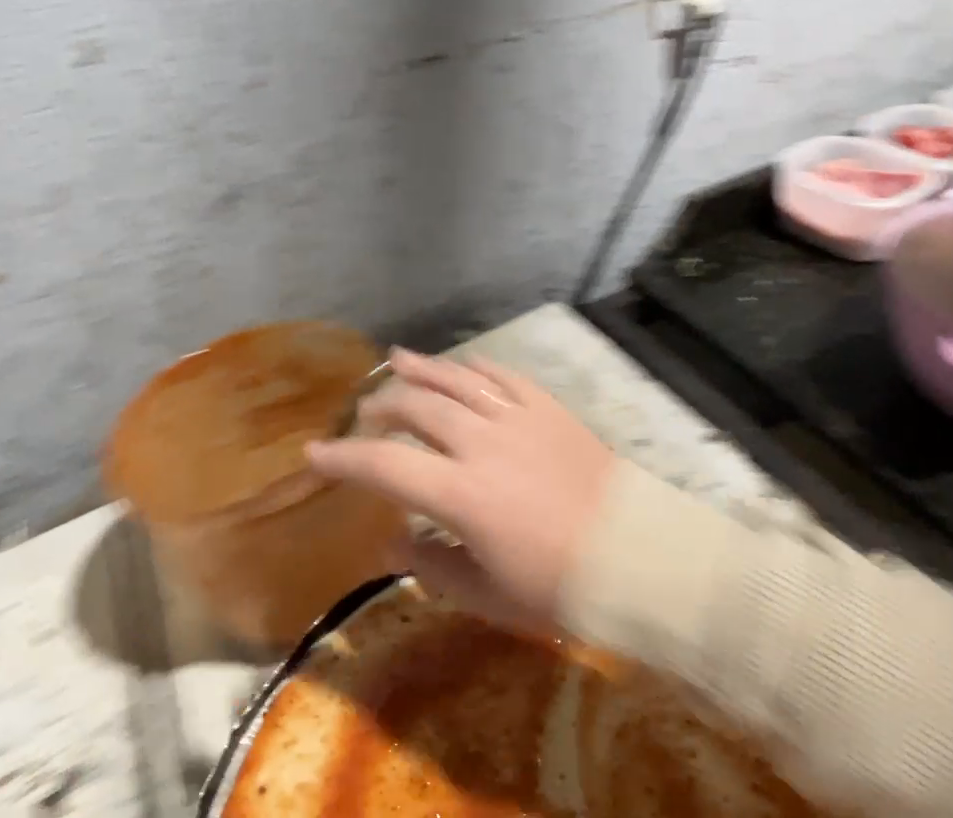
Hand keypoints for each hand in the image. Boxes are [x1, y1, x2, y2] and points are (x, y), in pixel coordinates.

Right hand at [306, 348, 616, 629]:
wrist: (637, 557)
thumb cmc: (559, 588)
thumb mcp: (486, 593)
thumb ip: (432, 565)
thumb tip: (394, 542)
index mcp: (462, 494)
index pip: (385, 465)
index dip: (343, 457)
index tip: (314, 453)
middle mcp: (483, 444)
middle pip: (417, 409)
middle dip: (382, 407)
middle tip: (365, 415)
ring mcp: (520, 421)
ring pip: (458, 382)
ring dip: (422, 370)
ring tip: (395, 360)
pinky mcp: (551, 411)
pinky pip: (506, 378)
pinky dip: (478, 368)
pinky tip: (462, 365)